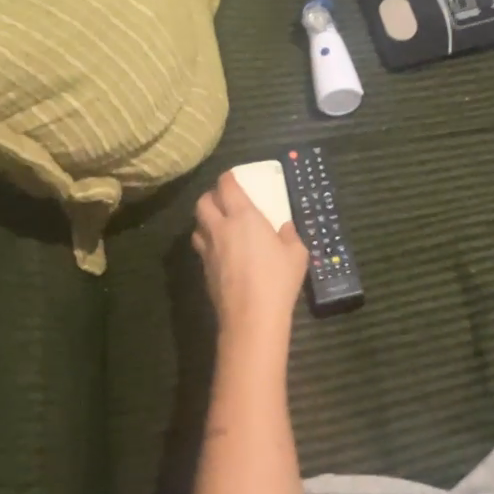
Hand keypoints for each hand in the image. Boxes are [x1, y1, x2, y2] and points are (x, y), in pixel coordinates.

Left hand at [192, 172, 309, 343]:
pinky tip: (220, 251)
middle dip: (211, 196)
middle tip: (223, 200)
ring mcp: (209, 250)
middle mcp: (221, 228)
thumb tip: (286, 227)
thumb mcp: (296, 254)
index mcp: (244, 217)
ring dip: (205, 220)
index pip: (227, 187)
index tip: (232, 177)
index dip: (227, 178)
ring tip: (218, 224)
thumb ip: (290, 236)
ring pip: (197, 225)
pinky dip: (207, 242)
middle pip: (203, 202)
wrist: (251, 316)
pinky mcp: (204, 270)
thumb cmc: (278, 279)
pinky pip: (201, 248)